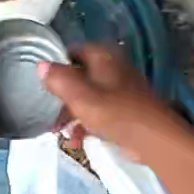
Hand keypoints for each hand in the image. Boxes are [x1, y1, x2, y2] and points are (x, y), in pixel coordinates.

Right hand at [38, 45, 191, 159]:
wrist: (152, 137)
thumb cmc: (113, 112)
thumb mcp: (79, 95)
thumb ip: (59, 79)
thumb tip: (41, 65)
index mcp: (103, 56)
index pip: (72, 51)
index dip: (56, 65)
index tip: (42, 83)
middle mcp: (113, 68)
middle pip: (79, 77)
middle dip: (62, 98)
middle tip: (48, 115)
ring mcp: (120, 89)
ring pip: (88, 97)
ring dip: (72, 115)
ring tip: (60, 133)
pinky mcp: (125, 110)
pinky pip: (100, 113)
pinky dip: (87, 124)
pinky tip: (78, 141)